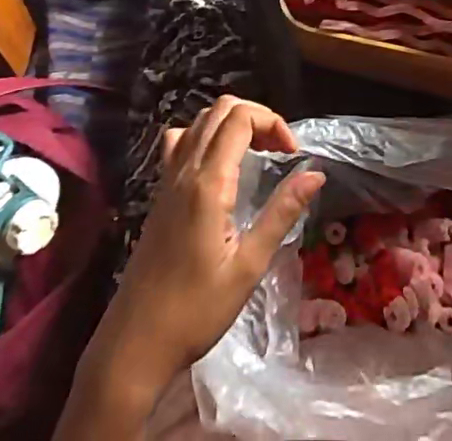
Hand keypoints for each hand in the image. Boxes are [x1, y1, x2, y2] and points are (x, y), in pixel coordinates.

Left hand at [106, 96, 325, 383]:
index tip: (294, 155)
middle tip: (280, 151)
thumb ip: (282, 212)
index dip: (273, 123)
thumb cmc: (197, 310)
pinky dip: (206, 136)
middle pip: (220, 109)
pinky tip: (220, 165)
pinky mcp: (160, 192)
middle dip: (257, 117)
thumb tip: (315, 174)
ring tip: (258, 153)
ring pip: (200, 121)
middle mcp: (184, 170)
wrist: (136, 341)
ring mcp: (167, 179)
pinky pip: (181, 142)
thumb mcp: (249, 265)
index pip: (240, 119)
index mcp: (208, 183)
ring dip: (233, 123)